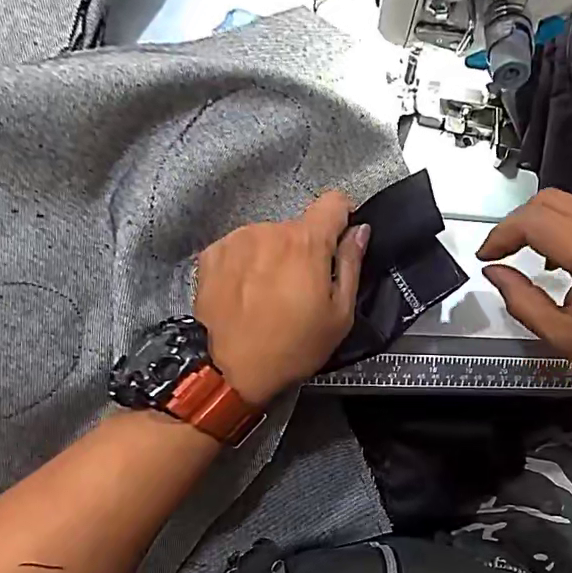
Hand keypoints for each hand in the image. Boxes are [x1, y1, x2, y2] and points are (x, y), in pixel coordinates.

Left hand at [195, 191, 370, 405]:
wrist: (228, 370)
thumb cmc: (288, 349)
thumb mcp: (339, 314)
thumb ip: (351, 264)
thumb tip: (359, 233)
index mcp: (306, 243)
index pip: (333, 201)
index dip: (342, 217)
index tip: (339, 238)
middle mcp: (270, 231)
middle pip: (298, 227)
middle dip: (304, 251)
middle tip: (301, 290)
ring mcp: (238, 240)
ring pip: (268, 238)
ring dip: (272, 258)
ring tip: (269, 297)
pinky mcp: (212, 254)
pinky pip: (240, 249)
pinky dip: (245, 265)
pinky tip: (247, 295)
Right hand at [477, 189, 571, 403]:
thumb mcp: (560, 335)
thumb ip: (520, 299)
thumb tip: (495, 273)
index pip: (535, 222)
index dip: (501, 235)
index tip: (486, 255)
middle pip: (548, 201)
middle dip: (515, 223)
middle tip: (498, 251)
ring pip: (566, 202)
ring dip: (536, 222)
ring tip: (521, 252)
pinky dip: (559, 225)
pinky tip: (552, 254)